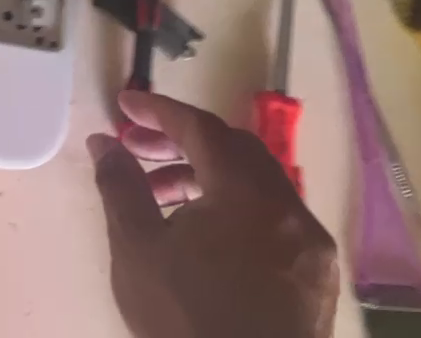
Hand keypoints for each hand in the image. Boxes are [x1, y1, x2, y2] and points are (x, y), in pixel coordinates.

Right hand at [89, 91, 338, 337]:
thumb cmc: (184, 314)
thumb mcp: (135, 243)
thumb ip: (120, 182)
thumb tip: (106, 142)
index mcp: (250, 198)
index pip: (204, 129)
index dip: (160, 110)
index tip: (124, 105)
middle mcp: (292, 215)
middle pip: (237, 150)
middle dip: (182, 139)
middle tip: (136, 147)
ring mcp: (311, 250)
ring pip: (256, 184)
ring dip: (204, 172)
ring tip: (157, 193)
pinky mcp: (314, 278)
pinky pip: (271, 216)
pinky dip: (230, 202)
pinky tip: (195, 228)